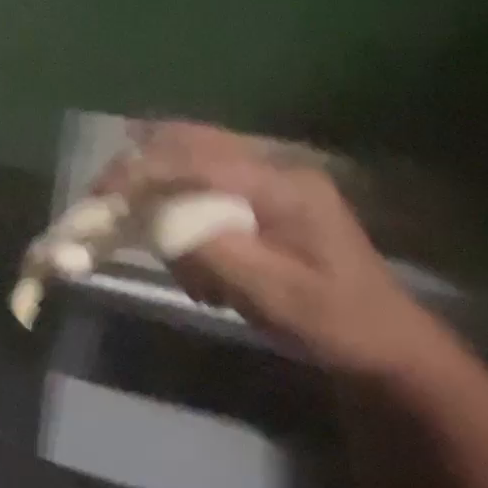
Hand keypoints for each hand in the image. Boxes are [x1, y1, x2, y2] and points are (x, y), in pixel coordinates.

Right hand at [97, 121, 452, 377]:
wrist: (386, 345)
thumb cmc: (332, 322)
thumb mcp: (272, 295)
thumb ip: (212, 251)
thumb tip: (153, 219)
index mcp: (283, 186)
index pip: (196, 159)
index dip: (142, 172)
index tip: (100, 198)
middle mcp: (276, 169)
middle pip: (191, 141)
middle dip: (139, 166)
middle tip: (103, 201)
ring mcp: (271, 180)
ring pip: (192, 157)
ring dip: (159, 188)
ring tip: (149, 236)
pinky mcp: (264, 198)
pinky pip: (203, 181)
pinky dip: (177, 203)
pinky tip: (184, 247)